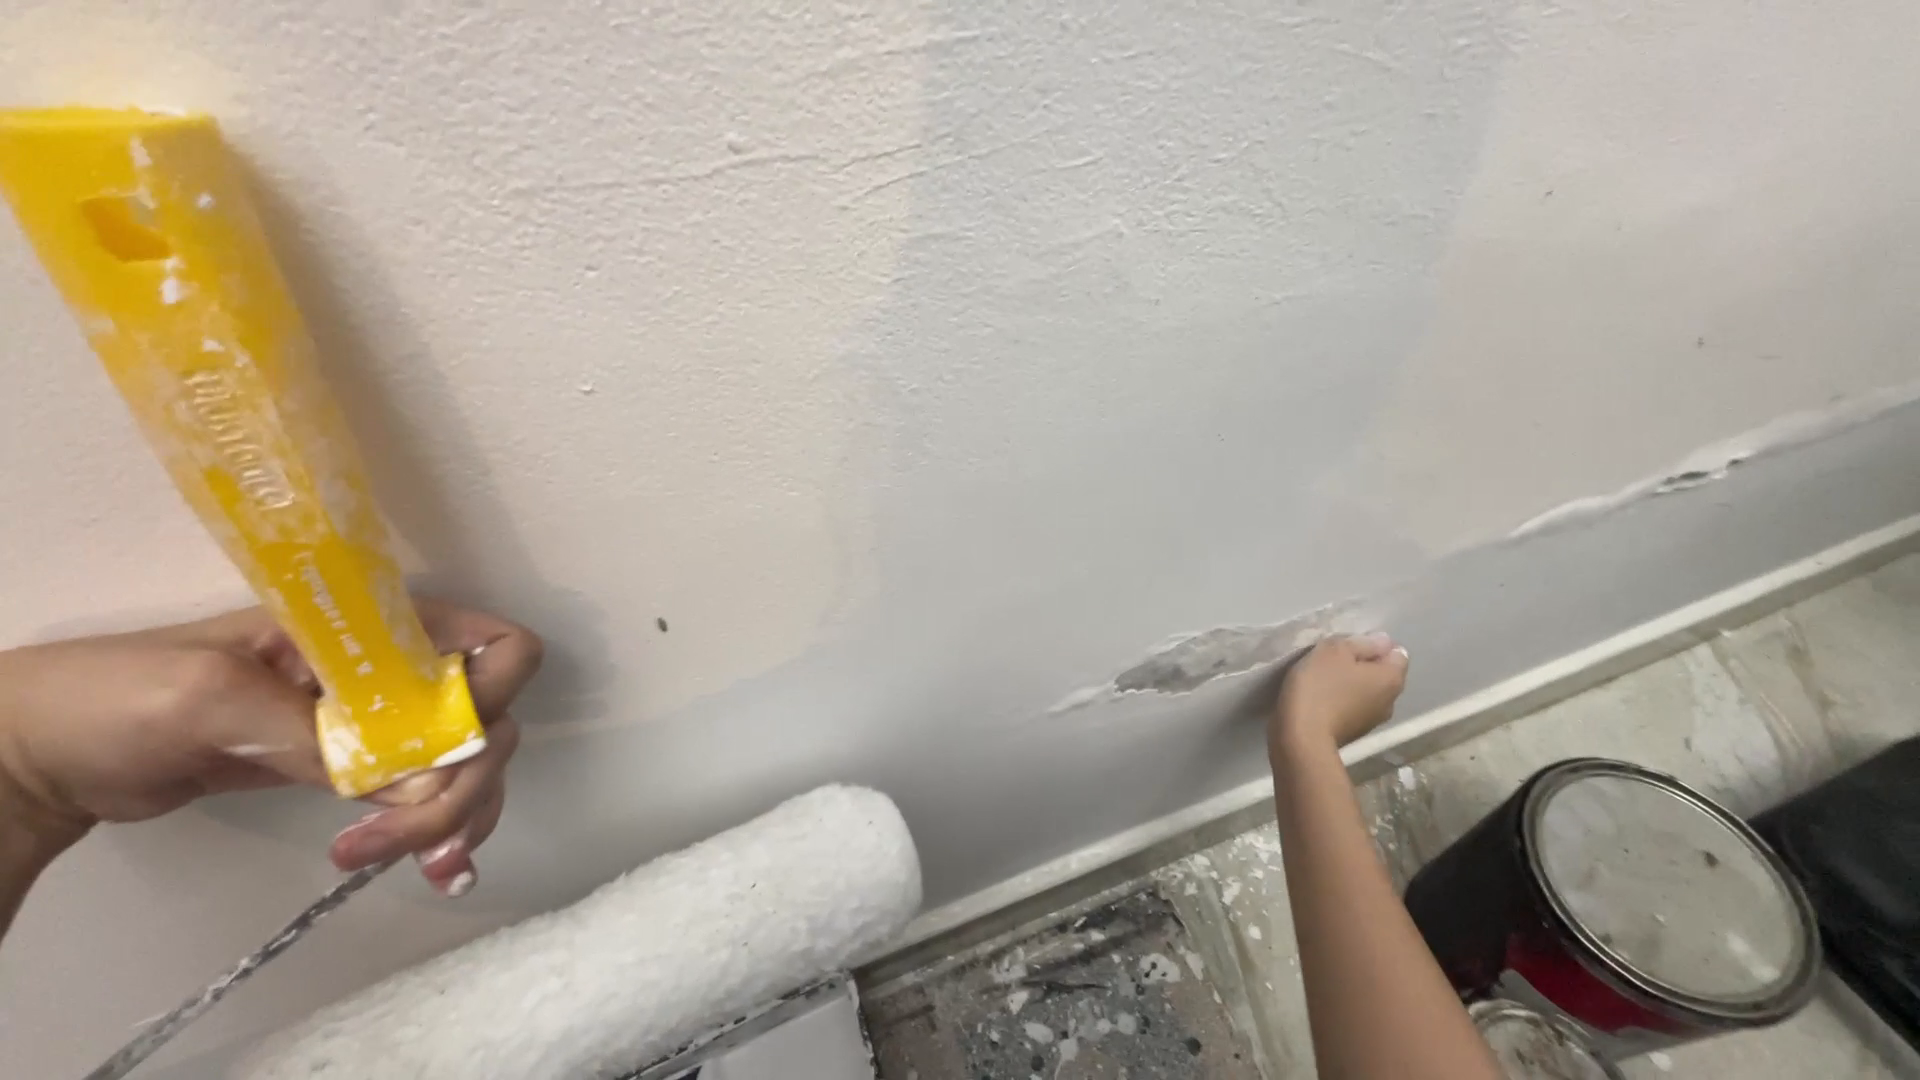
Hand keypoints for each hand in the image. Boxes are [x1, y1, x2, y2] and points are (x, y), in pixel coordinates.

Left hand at [0, 597, 540, 896]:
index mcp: (382, 630)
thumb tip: (414, 786)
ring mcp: (389, 724)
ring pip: (472, 767)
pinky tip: (437, 869)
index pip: (495, 646)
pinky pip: (434, 798)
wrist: (50, 755)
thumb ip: (316, 735)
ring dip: (458, 818)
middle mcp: (404, 673)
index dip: (493, 695)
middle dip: (464, 784)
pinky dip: (445, 834)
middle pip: (491, 722)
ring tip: (416, 865)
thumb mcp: (211, 698)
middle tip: (406, 840)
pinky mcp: (367, 772)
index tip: (441, 748)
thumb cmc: (120, 695)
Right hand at [1271, 633, 1408, 756]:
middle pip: (1381, 674)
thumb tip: (1383, 641)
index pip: (1396, 652)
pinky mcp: (1354, 733)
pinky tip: (1320, 700)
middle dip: (1362, 666)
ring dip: (1351, 685)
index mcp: (1392, 678)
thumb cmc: (1319, 686)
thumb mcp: (1334, 651)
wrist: (1301, 736)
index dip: (1373, 645)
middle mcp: (1391, 701)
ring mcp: (1373, 720)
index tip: (1347, 647)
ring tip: (1323, 681)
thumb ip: (1362, 642)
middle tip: (1332, 661)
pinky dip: (1342, 702)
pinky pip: (1353, 708)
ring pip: (1367, 692)